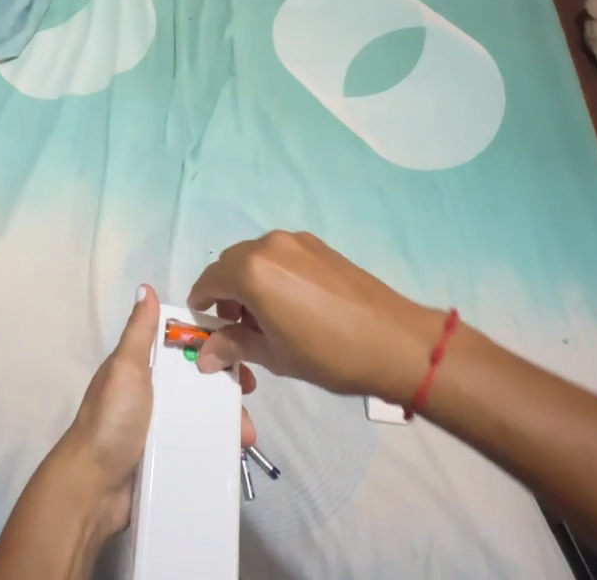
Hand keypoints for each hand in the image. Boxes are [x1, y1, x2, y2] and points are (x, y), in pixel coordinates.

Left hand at [54, 284, 257, 538]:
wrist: (93, 488)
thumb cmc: (110, 420)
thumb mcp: (125, 368)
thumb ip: (139, 332)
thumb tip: (146, 287)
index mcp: (143, 368)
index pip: (183, 346)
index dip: (211, 344)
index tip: (240, 348)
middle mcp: (153, 394)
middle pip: (199, 381)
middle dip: (226, 385)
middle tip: (250, 394)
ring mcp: (161, 427)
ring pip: (203, 414)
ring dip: (227, 419)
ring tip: (247, 434)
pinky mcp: (168, 457)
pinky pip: (199, 445)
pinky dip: (218, 445)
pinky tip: (236, 451)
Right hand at [188, 231, 446, 404]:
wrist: (395, 341)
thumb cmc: (327, 353)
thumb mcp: (274, 355)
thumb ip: (234, 346)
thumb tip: (205, 355)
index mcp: (250, 270)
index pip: (209, 280)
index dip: (201, 303)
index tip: (204, 324)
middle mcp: (268, 245)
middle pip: (231, 264)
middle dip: (226, 293)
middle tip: (237, 327)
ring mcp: (297, 242)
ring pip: (257, 258)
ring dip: (250, 282)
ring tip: (267, 319)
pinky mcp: (319, 246)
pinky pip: (282, 256)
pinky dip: (274, 275)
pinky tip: (292, 305)